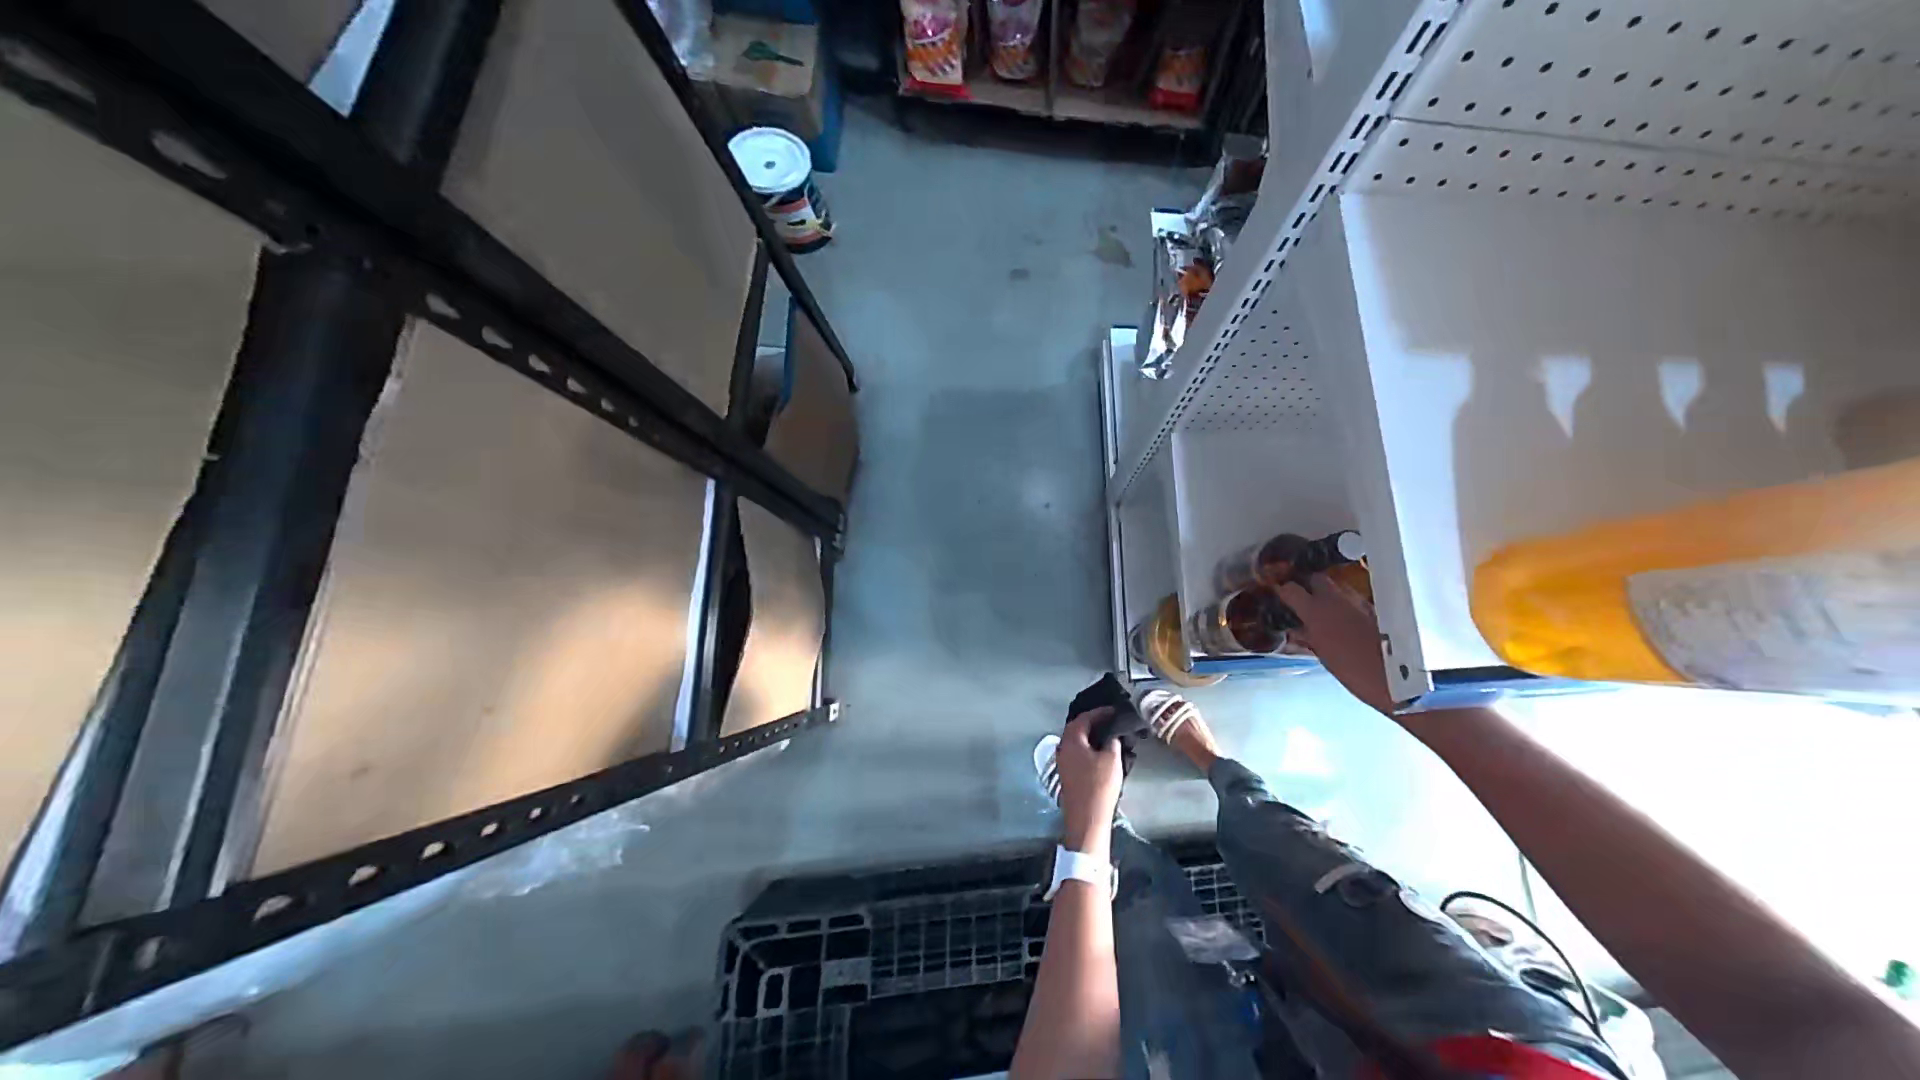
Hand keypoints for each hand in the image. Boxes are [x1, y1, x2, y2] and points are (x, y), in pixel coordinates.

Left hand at [1056, 708, 1123, 851]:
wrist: (1087, 818)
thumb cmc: (1099, 785)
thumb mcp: (1111, 759)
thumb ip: (1111, 742)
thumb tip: (1110, 736)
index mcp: (1071, 740)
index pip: (1084, 718)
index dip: (1100, 712)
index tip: (1114, 710)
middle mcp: (1062, 747)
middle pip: (1076, 727)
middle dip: (1092, 721)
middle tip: (1109, 719)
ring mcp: (1062, 761)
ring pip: (1075, 740)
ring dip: (1089, 734)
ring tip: (1106, 733)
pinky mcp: (1066, 773)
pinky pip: (1076, 751)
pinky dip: (1087, 746)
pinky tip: (1098, 750)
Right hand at [1279, 574, 1395, 714]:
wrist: (1400, 679)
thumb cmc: (1353, 671)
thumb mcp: (1323, 655)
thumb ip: (1308, 636)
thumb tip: (1298, 627)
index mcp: (1316, 611)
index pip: (1290, 589)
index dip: (1282, 590)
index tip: (1278, 593)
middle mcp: (1337, 599)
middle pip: (1316, 578)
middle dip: (1306, 583)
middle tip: (1301, 596)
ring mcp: (1359, 601)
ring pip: (1337, 586)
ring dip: (1328, 593)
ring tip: (1322, 607)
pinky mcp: (1376, 608)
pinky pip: (1353, 598)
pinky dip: (1345, 604)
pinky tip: (1344, 618)